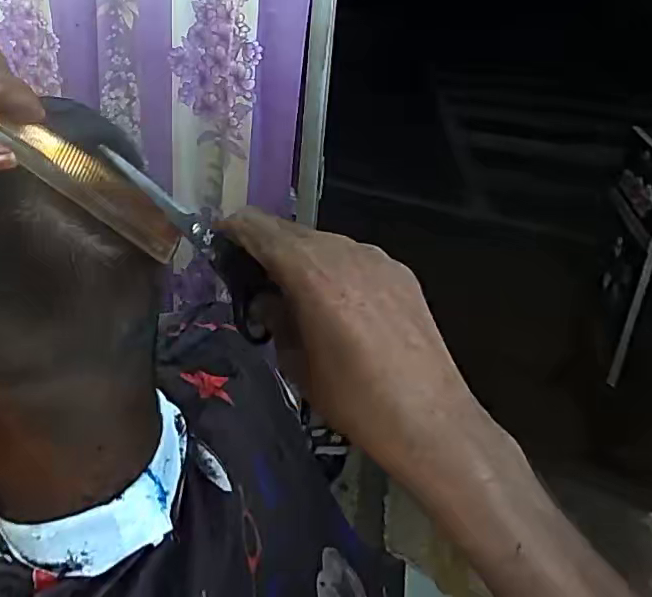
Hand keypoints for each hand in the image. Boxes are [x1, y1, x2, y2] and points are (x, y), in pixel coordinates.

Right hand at [217, 209, 487, 475]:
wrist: (434, 424)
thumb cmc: (355, 399)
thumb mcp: (296, 362)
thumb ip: (274, 317)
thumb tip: (265, 299)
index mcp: (309, 270)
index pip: (259, 228)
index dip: (233, 227)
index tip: (217, 234)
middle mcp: (342, 251)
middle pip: (288, 230)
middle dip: (264, 243)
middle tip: (248, 267)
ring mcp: (375, 258)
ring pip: (321, 241)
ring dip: (299, 255)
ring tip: (293, 289)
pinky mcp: (399, 272)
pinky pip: (352, 257)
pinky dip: (333, 268)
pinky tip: (337, 302)